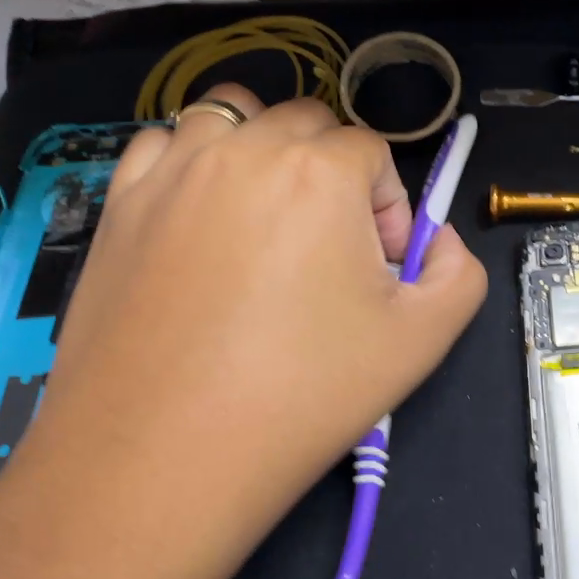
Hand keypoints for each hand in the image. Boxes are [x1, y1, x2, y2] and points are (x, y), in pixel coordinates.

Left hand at [0, 84, 485, 578]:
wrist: (159, 462)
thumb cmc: (302, 394)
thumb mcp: (424, 339)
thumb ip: (459, 270)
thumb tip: (436, 240)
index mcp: (322, 172)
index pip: (374, 154)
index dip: (388, 208)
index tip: (379, 271)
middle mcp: (246, 151)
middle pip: (309, 123)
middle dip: (334, 172)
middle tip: (330, 250)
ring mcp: (173, 172)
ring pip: (234, 116)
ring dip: (264, 149)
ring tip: (267, 218)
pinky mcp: (119, 205)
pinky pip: (165, 144)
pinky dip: (193, 160)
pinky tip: (202, 217)